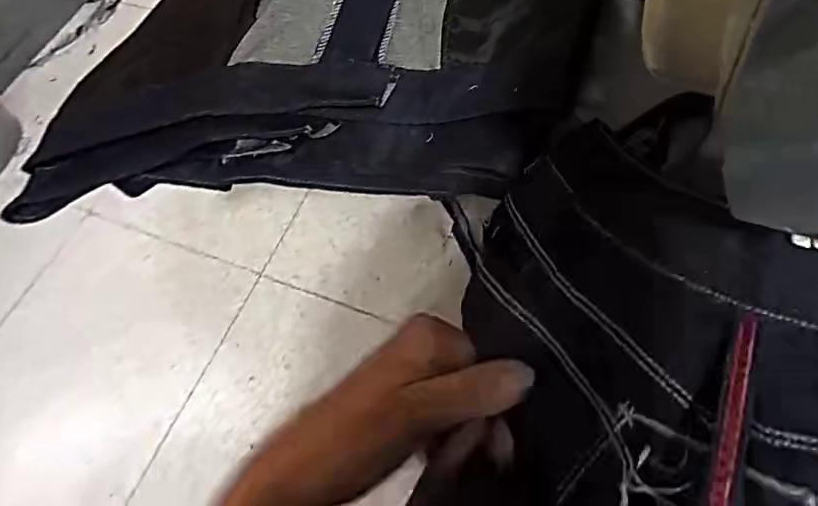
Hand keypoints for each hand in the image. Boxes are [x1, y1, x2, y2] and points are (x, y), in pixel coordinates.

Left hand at [221, 314, 532, 505]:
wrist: (289, 485)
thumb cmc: (349, 438)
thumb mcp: (415, 413)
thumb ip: (471, 390)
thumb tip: (528, 372)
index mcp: (429, 330)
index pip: (487, 357)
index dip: (491, 398)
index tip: (488, 435)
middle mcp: (422, 343)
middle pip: (475, 376)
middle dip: (476, 417)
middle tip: (462, 452)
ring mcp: (409, 372)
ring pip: (460, 399)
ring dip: (460, 432)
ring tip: (443, 458)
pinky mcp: (399, 401)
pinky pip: (442, 413)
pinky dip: (443, 437)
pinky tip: (432, 457)